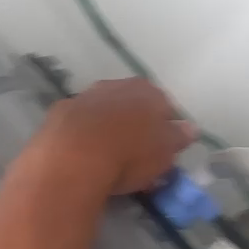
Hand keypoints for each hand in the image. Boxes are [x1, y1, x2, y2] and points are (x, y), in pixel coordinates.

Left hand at [24, 79, 194, 196]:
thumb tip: (189, 128)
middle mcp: (116, 85)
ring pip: (104, 114)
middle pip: (132, 107)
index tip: (163, 154)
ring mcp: (84, 97)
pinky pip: (78, 126)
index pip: (165, 107)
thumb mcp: (165, 152)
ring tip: (108, 162)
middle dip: (135, 128)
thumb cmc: (130, 153)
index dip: (165, 131)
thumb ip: (178, 137)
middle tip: (137, 159)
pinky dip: (83, 138)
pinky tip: (83, 159)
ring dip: (108, 131)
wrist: (73, 158)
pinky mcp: (58, 114)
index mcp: (147, 91)